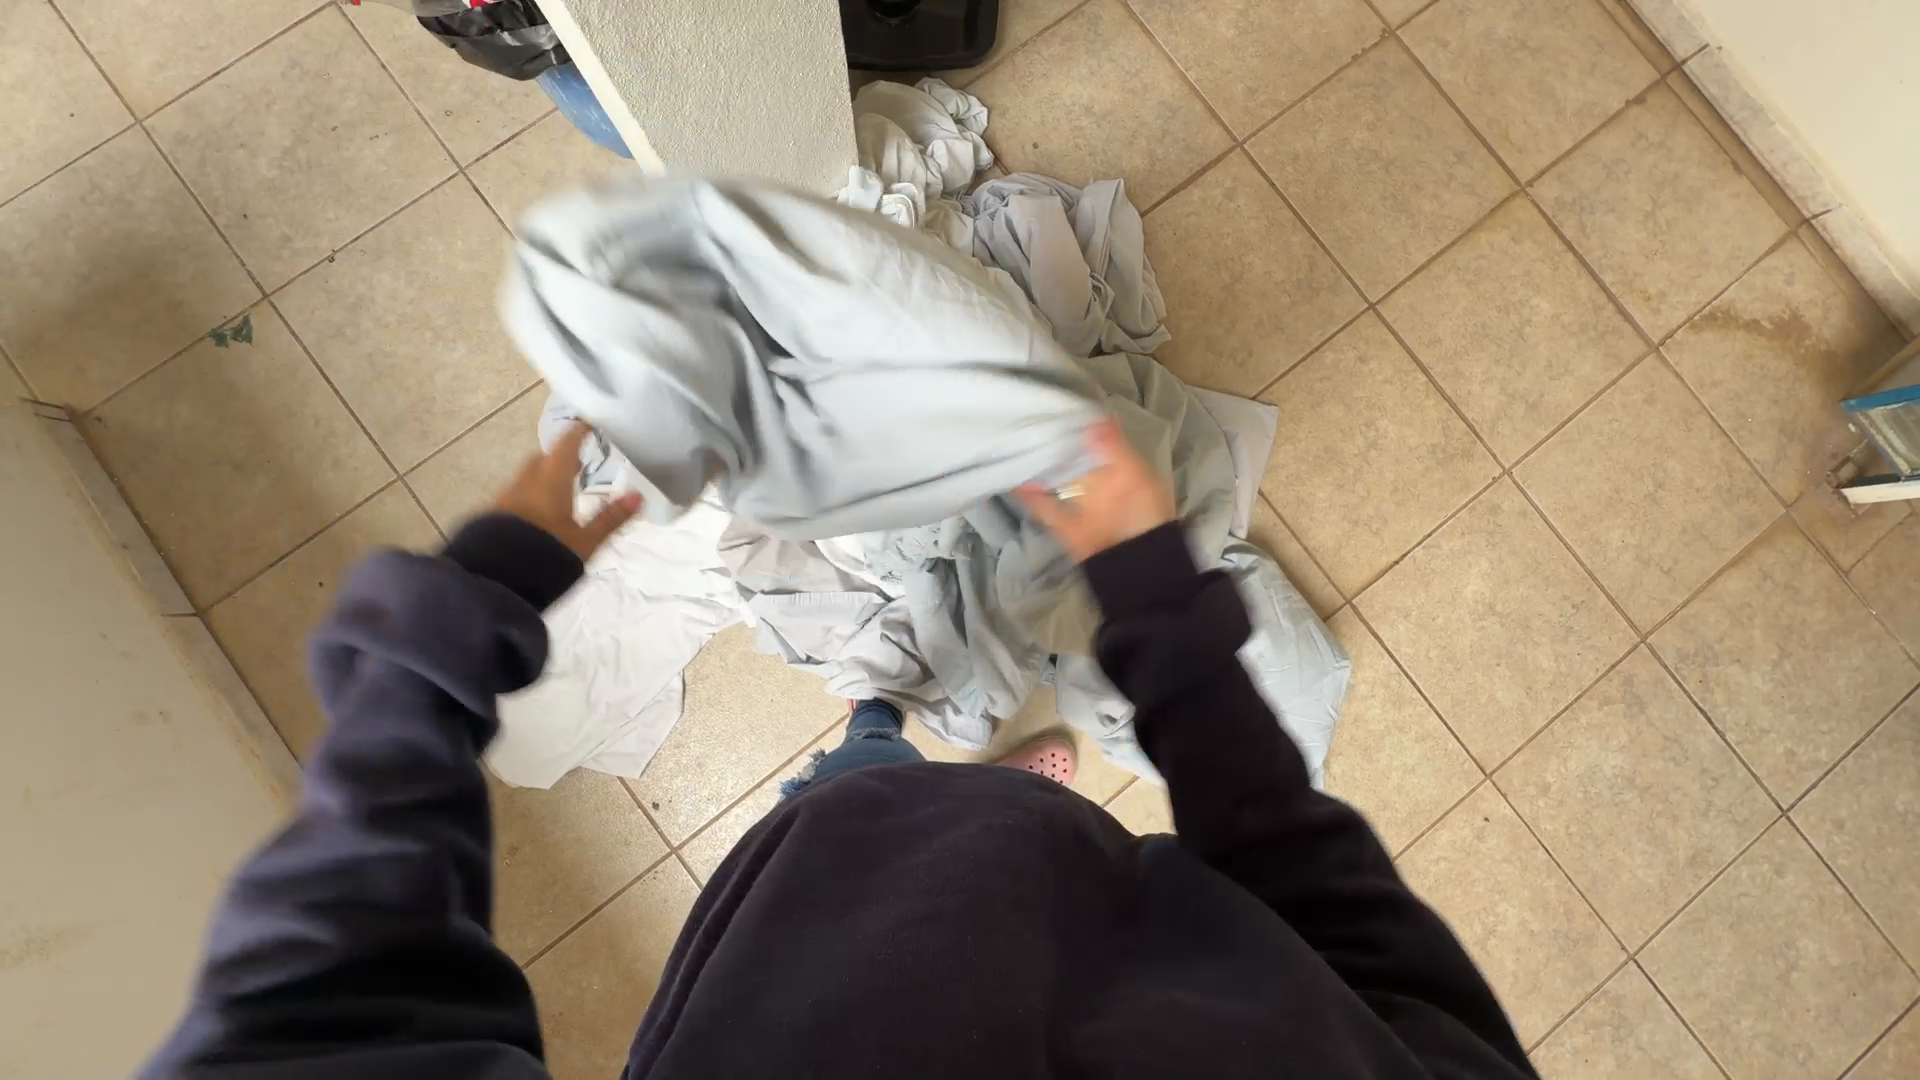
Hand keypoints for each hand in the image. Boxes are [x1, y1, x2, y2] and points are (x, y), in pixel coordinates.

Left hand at [493, 422, 641, 561]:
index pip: (564, 447)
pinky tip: (537, 513)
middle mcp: (524, 485)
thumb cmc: (546, 556)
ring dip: (542, 477)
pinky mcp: (492, 517)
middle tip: (576, 462)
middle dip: (558, 457)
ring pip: (526, 478)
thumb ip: (611, 518)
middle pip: (541, 460)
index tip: (588, 424)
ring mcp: (504, 500)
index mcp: (550, 484)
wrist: (495, 581)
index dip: (577, 433)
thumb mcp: (586, 542)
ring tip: (559, 489)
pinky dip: (529, 495)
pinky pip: (514, 496)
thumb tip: (639, 495)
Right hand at [1016, 416, 1175, 561]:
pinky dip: (1029, 495)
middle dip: (1055, 443)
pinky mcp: (1065, 524)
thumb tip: (1093, 417)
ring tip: (1017, 444)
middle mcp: (1100, 484)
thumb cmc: (1145, 518)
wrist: (1137, 566)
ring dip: (1040, 466)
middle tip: (1030, 420)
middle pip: (1073, 458)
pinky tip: (1014, 480)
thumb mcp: (1137, 478)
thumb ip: (1115, 449)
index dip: (1079, 425)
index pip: (1098, 441)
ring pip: (1056, 480)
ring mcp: (1081, 504)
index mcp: (1121, 470)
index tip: (1056, 407)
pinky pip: (1045, 507)